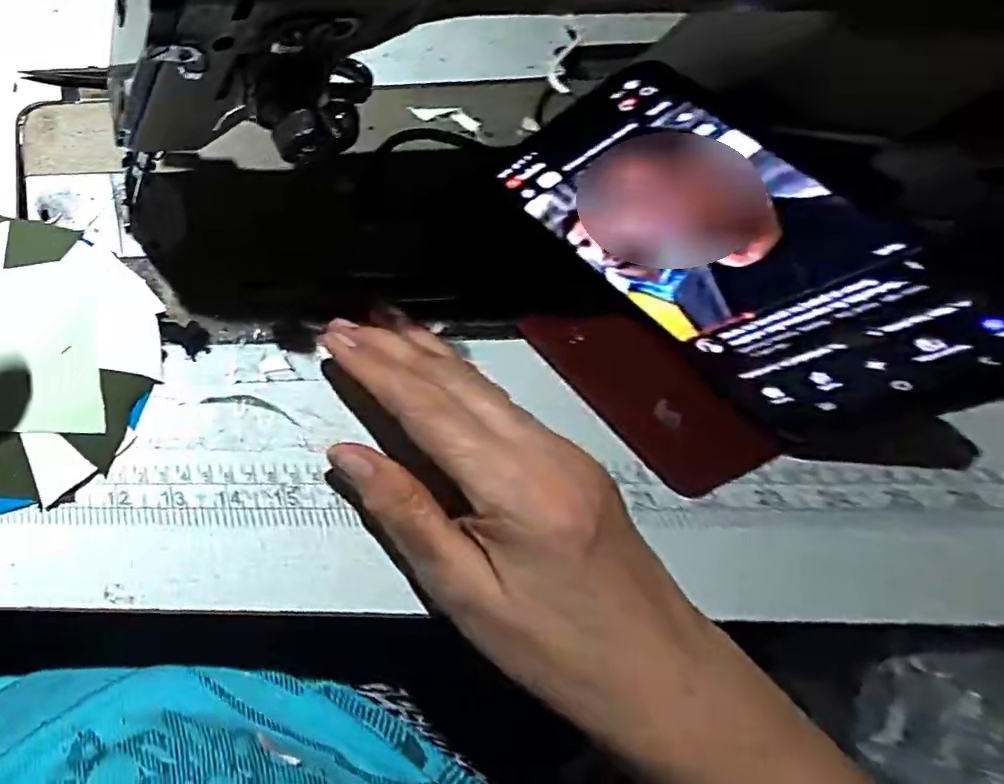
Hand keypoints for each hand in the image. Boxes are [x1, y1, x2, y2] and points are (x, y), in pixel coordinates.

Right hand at [321, 313, 864, 783]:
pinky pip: (497, 399)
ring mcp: (561, 449)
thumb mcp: (464, 594)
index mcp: (516, 486)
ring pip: (478, 383)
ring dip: (422, 350)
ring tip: (378, 323)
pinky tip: (435, 359)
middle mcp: (542, 451)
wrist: (668, 681)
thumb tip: (346, 453)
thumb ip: (404, 514)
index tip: (335, 339)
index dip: (375, 369)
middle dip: (391, 347)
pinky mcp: (567, 457)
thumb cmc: (556, 650)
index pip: (427, 408)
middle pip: (453, 382)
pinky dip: (453, 371)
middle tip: (342, 322)